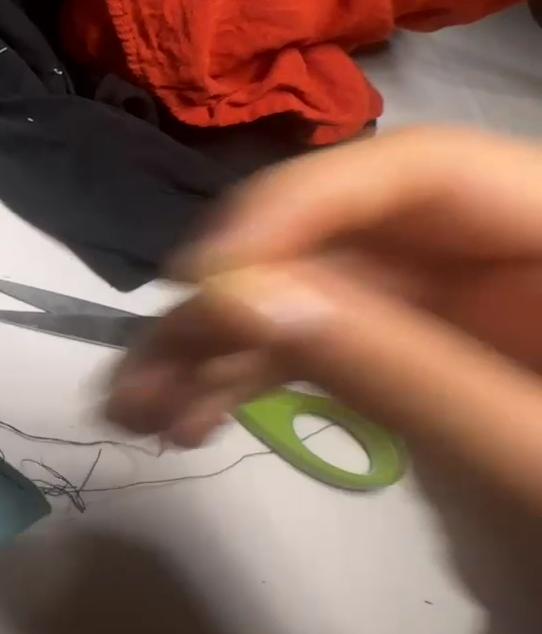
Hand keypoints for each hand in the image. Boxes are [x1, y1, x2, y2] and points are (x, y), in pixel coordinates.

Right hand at [103, 127, 541, 625]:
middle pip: (325, 245)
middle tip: (142, 362)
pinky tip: (176, 423)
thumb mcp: (536, 460)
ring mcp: (441, 314)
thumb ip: (401, 373)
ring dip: (198, 352)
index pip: (421, 174)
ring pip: (286, 299)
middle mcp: (494, 262)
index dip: (298, 205)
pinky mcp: (396, 361)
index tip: (197, 276)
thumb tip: (231, 296)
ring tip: (132, 412)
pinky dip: (224, 382)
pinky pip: (289, 348)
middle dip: (219, 306)